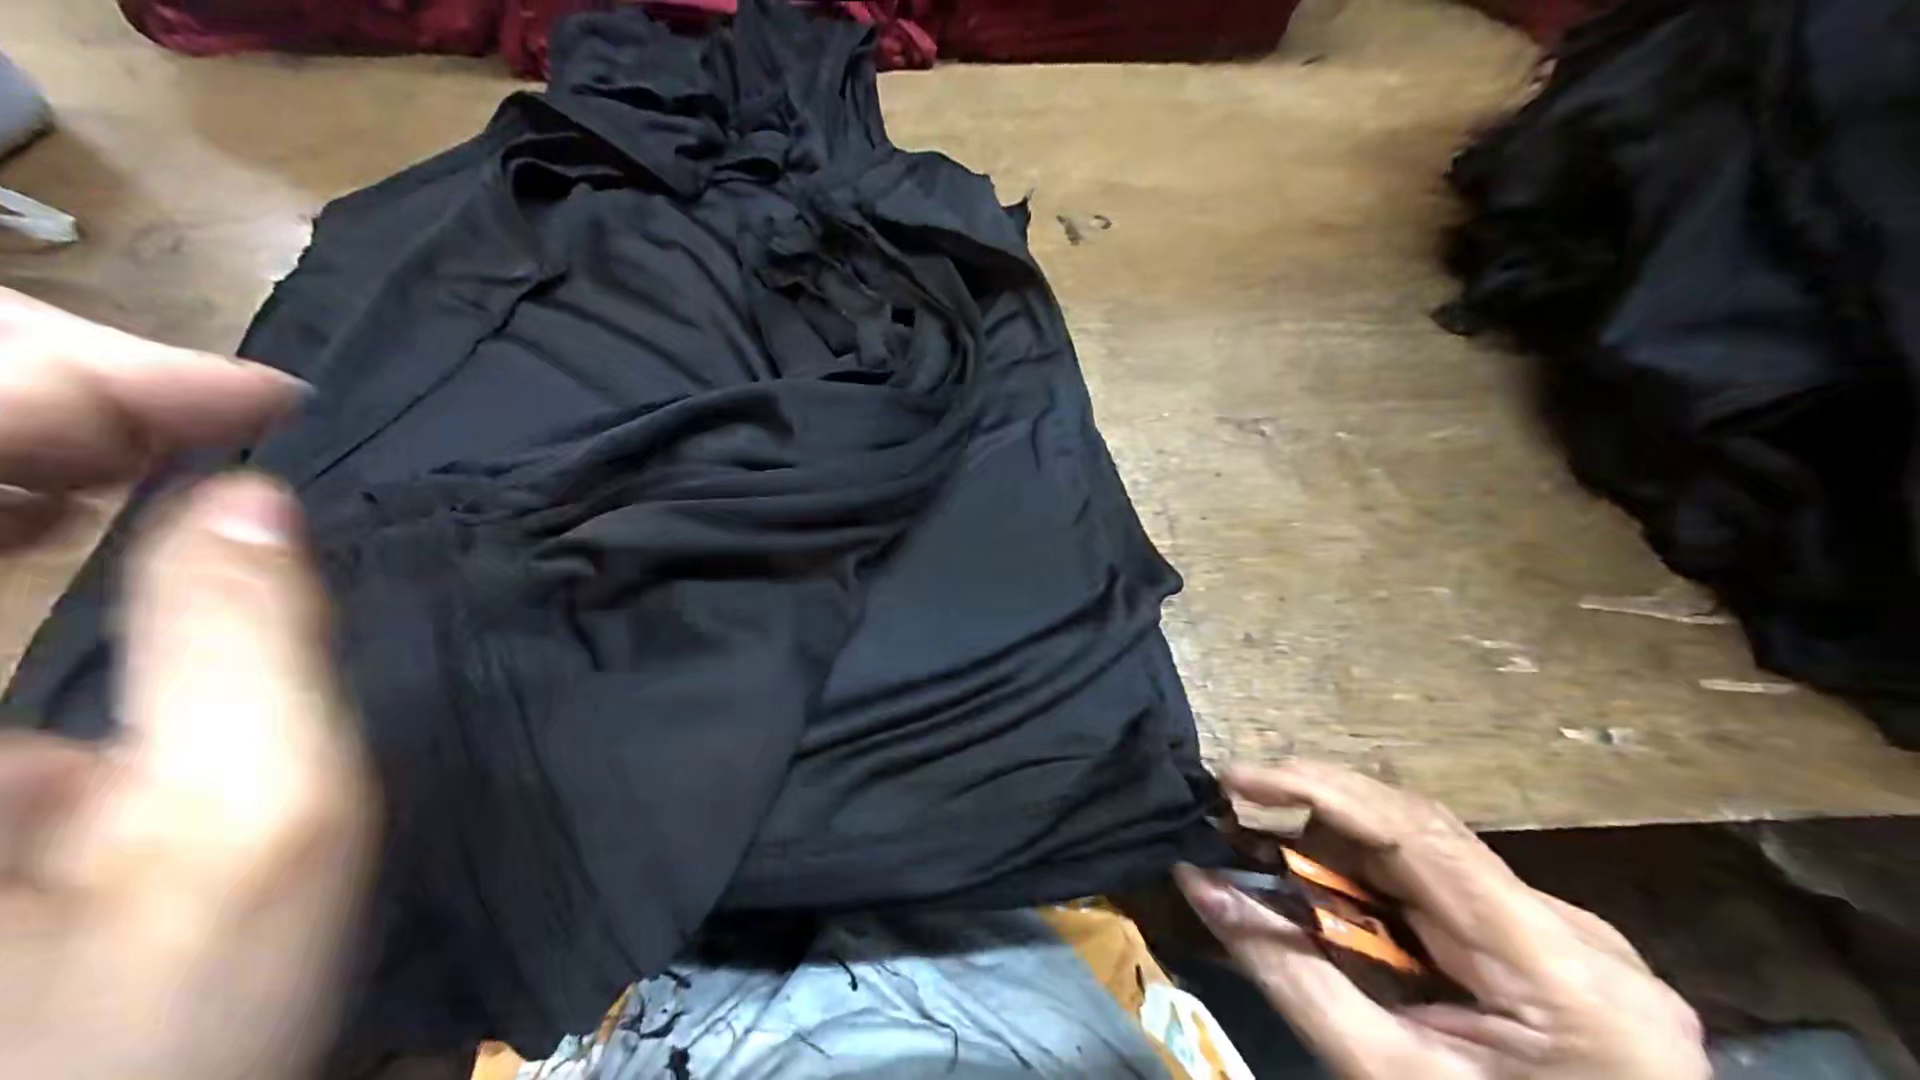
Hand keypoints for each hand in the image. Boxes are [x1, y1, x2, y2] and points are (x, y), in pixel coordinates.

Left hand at [0, 287, 373, 1079]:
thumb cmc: (174, 1017)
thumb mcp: (258, 824)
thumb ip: (247, 645)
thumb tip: (249, 499)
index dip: (87, 390)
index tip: (256, 401)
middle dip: (39, 383)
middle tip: (213, 406)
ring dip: (11, 428)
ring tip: (155, 438)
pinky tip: (51, 498)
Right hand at [1175, 762, 1707, 1079]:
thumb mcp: (1384, 1078)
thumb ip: (1288, 972)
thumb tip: (1198, 881)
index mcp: (1564, 973)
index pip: (1420, 833)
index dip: (1318, 789)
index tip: (1233, 779)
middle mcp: (1576, 935)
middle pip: (1420, 835)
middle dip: (1316, 819)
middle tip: (1234, 819)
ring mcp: (1568, 941)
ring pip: (1425, 857)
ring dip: (1337, 854)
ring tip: (1265, 863)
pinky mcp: (1547, 954)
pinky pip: (1439, 893)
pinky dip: (1370, 890)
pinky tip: (1326, 905)